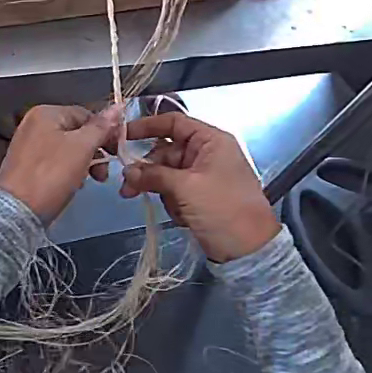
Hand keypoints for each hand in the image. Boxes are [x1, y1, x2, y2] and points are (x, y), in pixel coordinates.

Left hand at [0, 104, 120, 223]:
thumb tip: (118, 107)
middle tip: (103, 172)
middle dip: (95, 151)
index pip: (86, 114)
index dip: (105, 132)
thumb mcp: (82, 147)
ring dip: (84, 163)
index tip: (117, 152)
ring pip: (68, 148)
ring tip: (90, 180)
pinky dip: (68, 171)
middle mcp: (34, 124)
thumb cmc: (52, 174)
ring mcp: (28, 145)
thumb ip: (101, 127)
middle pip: (77, 132)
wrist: (18, 211)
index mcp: (46, 113)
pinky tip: (73, 184)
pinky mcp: (26, 166)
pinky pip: (55, 162)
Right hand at [119, 113, 279, 261]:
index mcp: (211, 141)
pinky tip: (182, 217)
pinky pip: (175, 192)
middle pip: (166, 152)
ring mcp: (203, 176)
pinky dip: (173, 203)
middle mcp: (207, 154)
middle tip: (128, 188)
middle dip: (148, 170)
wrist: (249, 249)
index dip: (147, 126)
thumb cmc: (223, 208)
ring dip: (160, 190)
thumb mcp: (187, 187)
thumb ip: (154, 175)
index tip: (123, 136)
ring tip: (169, 208)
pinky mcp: (200, 197)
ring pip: (167, 174)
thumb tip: (128, 171)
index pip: (174, 123)